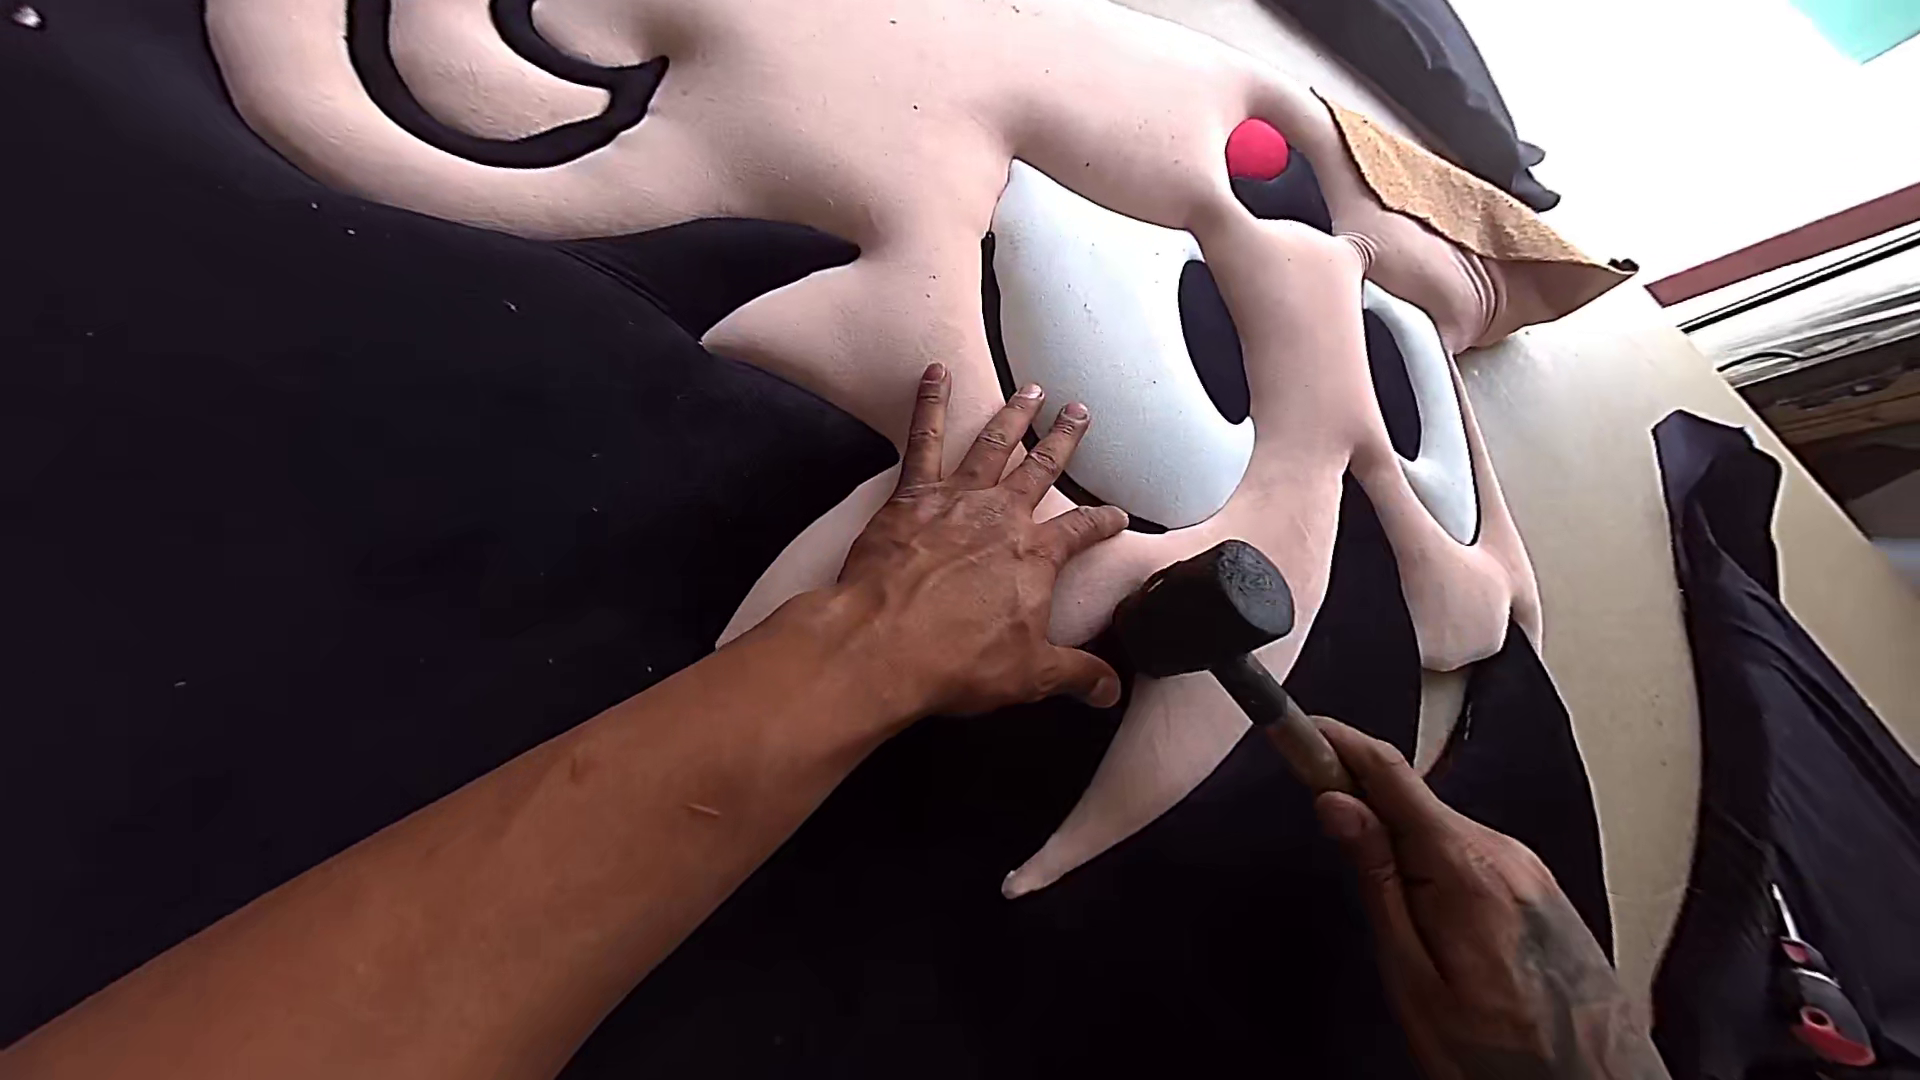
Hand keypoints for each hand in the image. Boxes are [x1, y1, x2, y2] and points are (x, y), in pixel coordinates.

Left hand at [833, 363, 1129, 719]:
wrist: (885, 645)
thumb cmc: (956, 659)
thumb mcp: (1029, 675)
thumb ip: (1076, 675)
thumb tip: (1111, 690)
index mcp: (1035, 556)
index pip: (1081, 530)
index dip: (1103, 522)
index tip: (1116, 515)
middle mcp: (1003, 516)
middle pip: (1042, 468)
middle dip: (1065, 439)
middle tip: (1079, 411)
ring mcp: (959, 499)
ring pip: (995, 444)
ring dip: (1015, 414)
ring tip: (1031, 388)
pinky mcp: (914, 495)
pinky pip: (924, 438)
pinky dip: (931, 403)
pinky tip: (936, 372)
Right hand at [1314, 719, 1669, 1079]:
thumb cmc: (1499, 1058)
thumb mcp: (1414, 974)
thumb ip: (1376, 878)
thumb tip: (1336, 802)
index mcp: (1467, 868)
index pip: (1388, 771)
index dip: (1336, 739)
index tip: (1294, 727)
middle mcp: (1503, 852)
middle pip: (1406, 792)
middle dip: (1354, 789)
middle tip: (1315, 811)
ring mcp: (1526, 867)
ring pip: (1430, 817)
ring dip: (1386, 820)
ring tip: (1361, 864)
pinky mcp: (1535, 883)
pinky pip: (1458, 840)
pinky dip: (1419, 842)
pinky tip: (1409, 883)